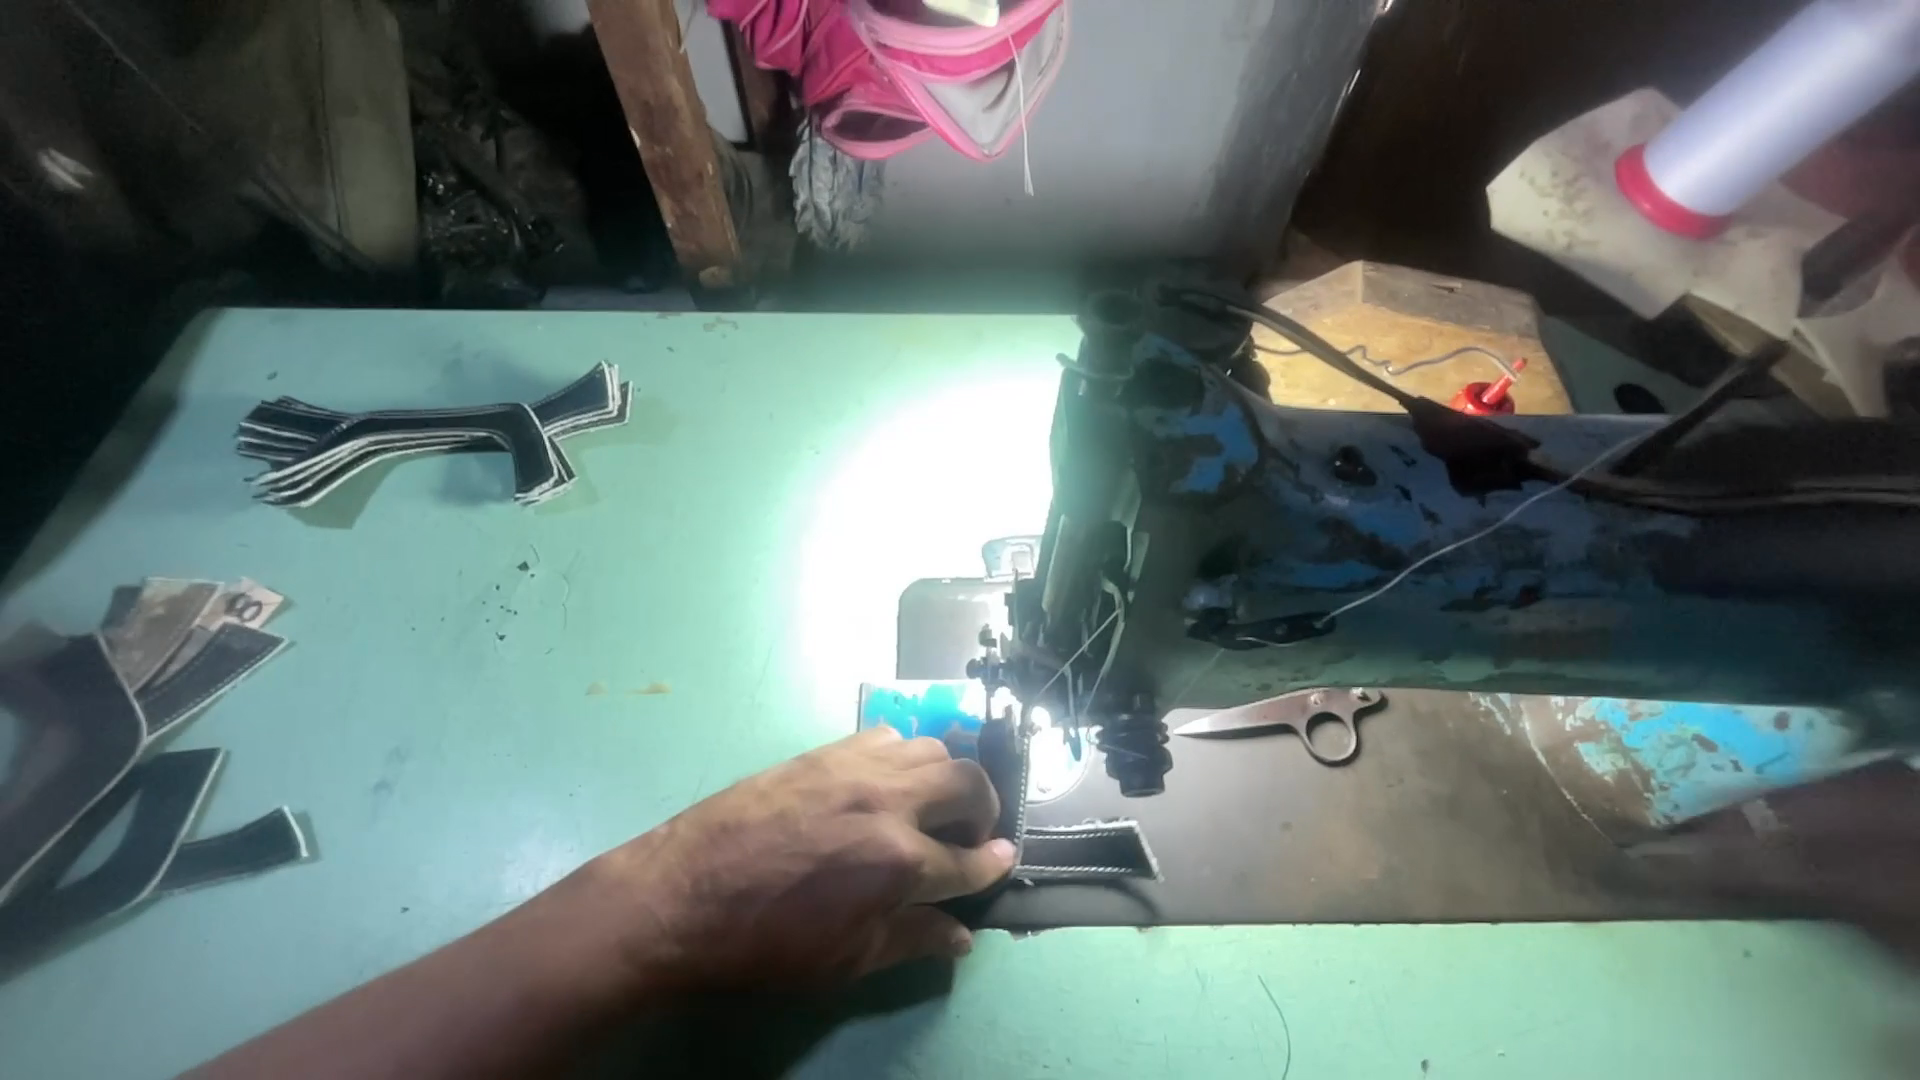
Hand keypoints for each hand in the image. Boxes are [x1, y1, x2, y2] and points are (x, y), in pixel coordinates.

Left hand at [570, 727, 1015, 993]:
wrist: (683, 894)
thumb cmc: (765, 942)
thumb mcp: (846, 961)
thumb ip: (913, 940)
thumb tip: (962, 935)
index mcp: (899, 862)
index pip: (970, 861)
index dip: (994, 864)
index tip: (1005, 859)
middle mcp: (889, 802)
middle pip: (968, 783)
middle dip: (986, 808)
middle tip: (973, 832)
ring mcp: (856, 767)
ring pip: (931, 748)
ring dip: (945, 776)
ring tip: (930, 804)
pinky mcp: (824, 750)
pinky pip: (885, 735)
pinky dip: (901, 755)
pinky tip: (884, 780)